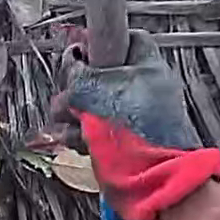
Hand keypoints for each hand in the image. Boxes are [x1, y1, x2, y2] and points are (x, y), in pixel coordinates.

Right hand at [56, 30, 219, 219]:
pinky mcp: (117, 140)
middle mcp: (140, 91)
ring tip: (69, 120)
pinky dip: (78, 133)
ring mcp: (129, 117)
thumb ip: (78, 72)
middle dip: (76, 86)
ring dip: (71, 112)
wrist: (151, 180)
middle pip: (98, 74)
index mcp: (146, 69)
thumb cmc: (136, 133)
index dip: (100, 42)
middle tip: (70, 94)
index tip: (81, 52)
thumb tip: (71, 61)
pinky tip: (75, 138)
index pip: (125, 40)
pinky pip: (90, 128)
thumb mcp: (96, 90)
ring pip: (89, 103)